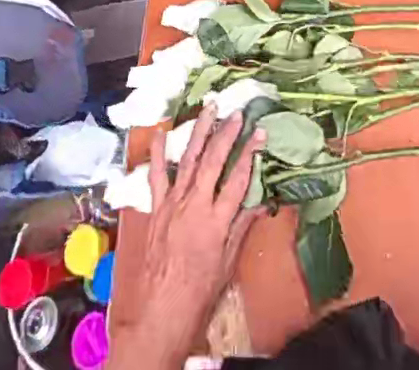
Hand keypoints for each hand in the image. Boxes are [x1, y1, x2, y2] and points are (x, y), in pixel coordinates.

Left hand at [107, 108, 265, 369]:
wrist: (162, 309)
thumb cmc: (200, 291)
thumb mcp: (228, 263)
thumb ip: (241, 227)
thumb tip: (261, 201)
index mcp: (217, 221)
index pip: (238, 179)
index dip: (250, 154)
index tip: (260, 132)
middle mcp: (194, 205)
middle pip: (214, 162)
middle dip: (226, 134)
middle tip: (237, 113)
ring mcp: (173, 202)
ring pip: (188, 159)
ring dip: (199, 132)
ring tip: (209, 109)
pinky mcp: (157, 206)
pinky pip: (157, 174)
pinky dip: (159, 151)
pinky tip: (163, 131)